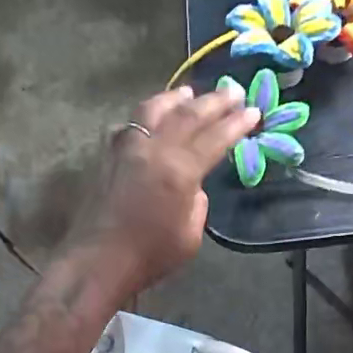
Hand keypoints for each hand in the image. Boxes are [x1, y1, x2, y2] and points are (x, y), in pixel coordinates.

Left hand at [65, 87, 259, 294]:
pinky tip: (149, 118)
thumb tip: (193, 186)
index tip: (254, 111)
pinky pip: (129, 125)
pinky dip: (145, 116)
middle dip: (214, 102)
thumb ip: (197, 203)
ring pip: (153, 110)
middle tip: (233, 91)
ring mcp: (127, 148)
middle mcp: (153, 149)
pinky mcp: (108, 156)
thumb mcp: (190, 236)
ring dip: (175, 99)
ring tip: (189, 93)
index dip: (237, 124)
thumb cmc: (150, 256)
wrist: (99, 261)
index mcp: (180, 170)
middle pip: (187, 115)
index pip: (215, 138)